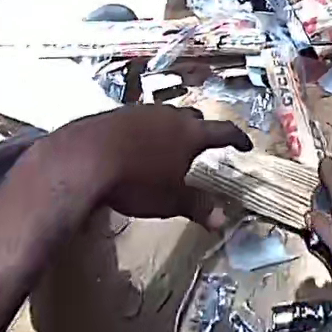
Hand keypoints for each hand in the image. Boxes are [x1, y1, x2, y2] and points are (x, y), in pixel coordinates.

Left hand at [42, 104, 250, 220]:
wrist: (86, 156)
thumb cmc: (137, 180)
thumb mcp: (169, 200)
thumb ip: (196, 206)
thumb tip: (222, 220)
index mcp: (190, 133)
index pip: (223, 130)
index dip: (236, 138)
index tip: (245, 144)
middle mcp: (170, 115)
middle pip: (194, 118)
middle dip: (201, 131)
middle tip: (204, 146)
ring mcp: (143, 111)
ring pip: (167, 116)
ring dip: (172, 129)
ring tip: (170, 146)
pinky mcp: (118, 113)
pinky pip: (142, 119)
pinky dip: (147, 131)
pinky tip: (138, 145)